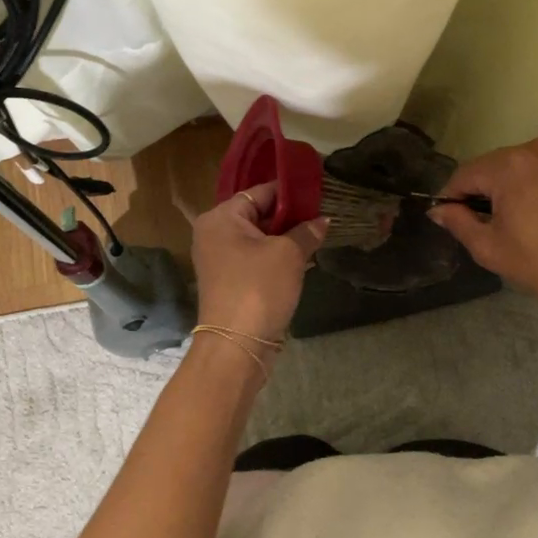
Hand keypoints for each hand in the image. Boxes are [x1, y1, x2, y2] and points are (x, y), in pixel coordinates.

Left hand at [192, 181, 326, 342]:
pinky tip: (304, 259)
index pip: (260, 192)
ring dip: (286, 239)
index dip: (290, 192)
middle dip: (290, 217)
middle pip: (258, 214)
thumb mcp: (288, 254)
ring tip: (318, 236)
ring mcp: (221, 260)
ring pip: (259, 239)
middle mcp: (214, 234)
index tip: (319, 193)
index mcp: (220, 218)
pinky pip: (257, 260)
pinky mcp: (230, 282)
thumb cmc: (259, 289)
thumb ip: (306, 232)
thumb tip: (322, 221)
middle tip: (322, 216)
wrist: (237, 345)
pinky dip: (277, 258)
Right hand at [428, 137, 537, 316]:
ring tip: (522, 214)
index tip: (452, 217)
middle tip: (489, 221)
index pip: (465, 174)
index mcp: (508, 166)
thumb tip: (438, 209)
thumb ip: (457, 222)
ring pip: (523, 162)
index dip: (453, 196)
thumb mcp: (489, 248)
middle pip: (495, 165)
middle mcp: (536, 147)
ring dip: (514, 182)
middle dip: (486, 188)